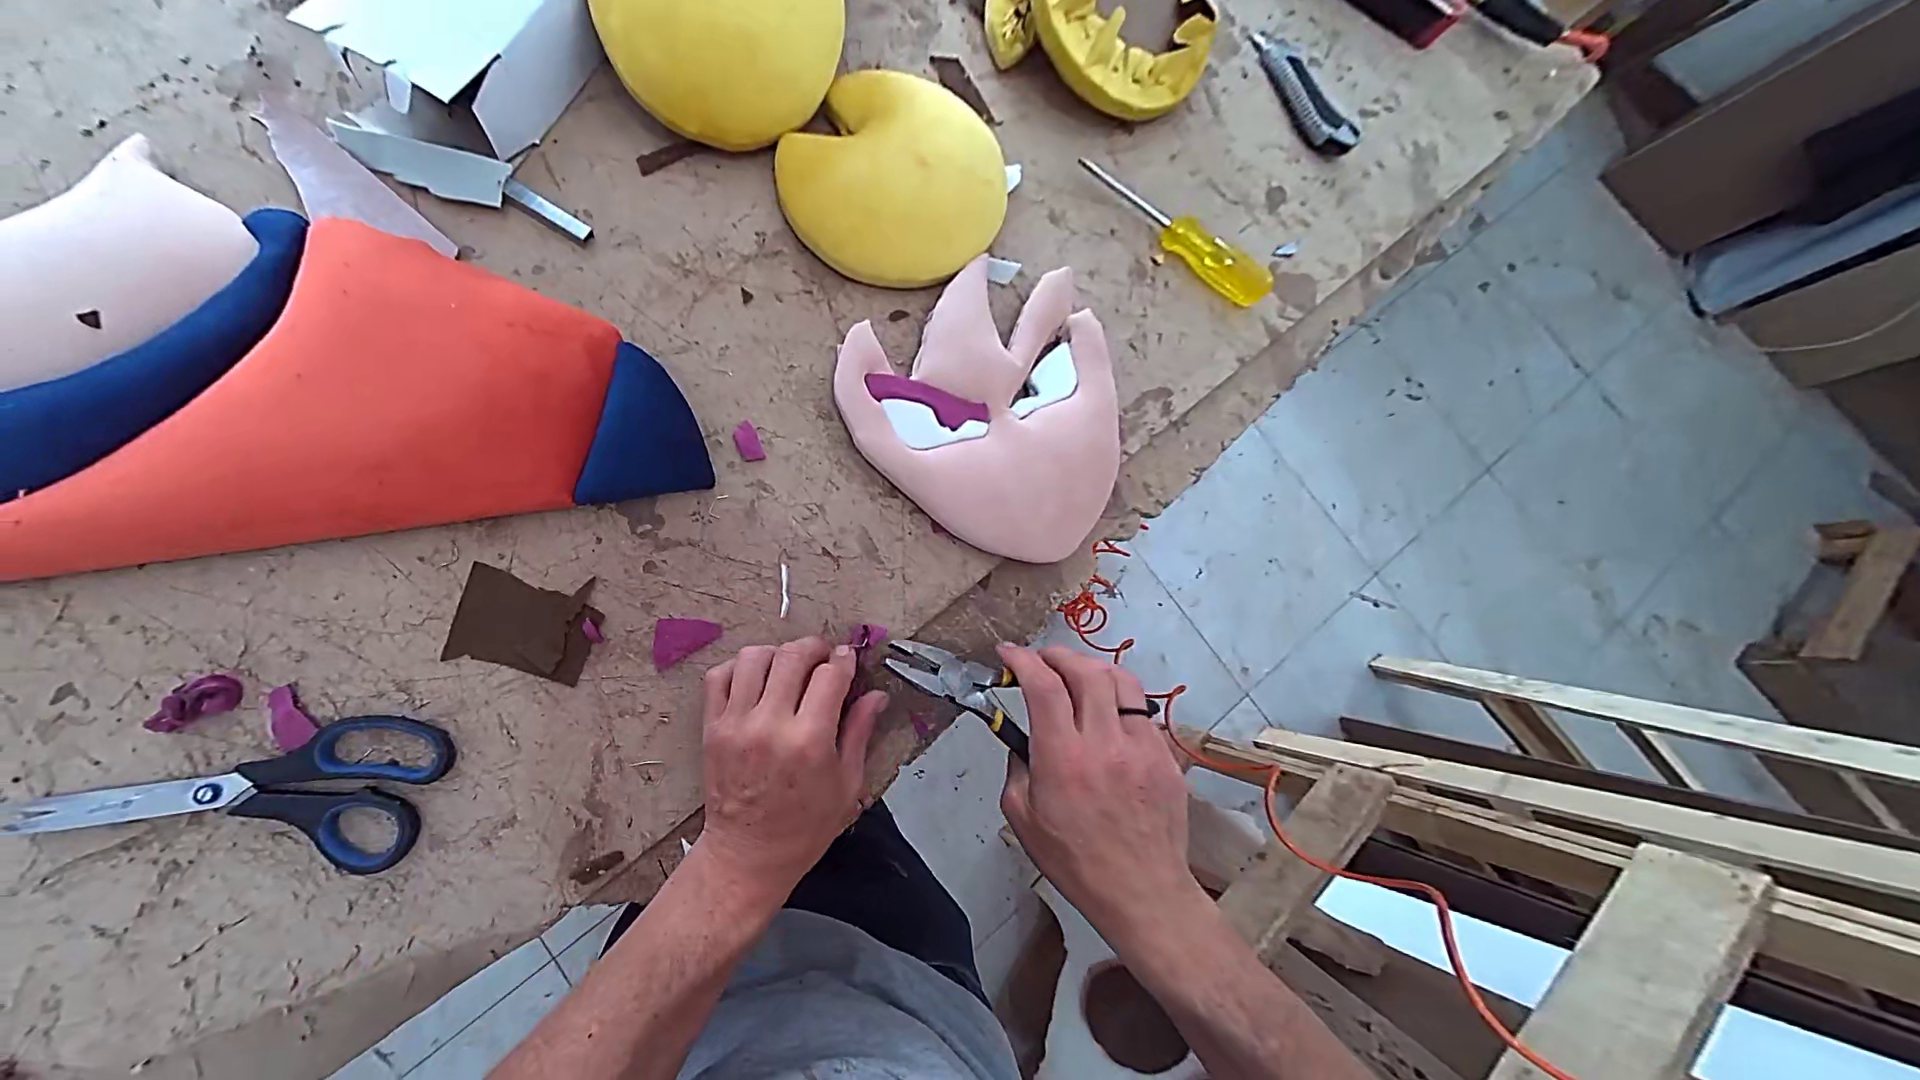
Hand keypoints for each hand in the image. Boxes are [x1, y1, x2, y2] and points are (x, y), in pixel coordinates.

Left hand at [695, 637, 888, 901]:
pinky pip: (720, 676)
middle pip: (793, 656)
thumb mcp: (847, 783)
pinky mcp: (712, 728)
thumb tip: (876, 695)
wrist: (747, 856)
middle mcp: (770, 725)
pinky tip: (759, 679)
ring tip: (790, 668)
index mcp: (809, 740)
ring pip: (755, 657)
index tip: (850, 659)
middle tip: (824, 658)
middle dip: (815, 648)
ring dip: (778, 653)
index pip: (830, 674)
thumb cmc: (805, 826)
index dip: (845, 660)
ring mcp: (736, 724)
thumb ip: (860, 731)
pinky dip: (741, 667)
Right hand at [998, 645, 1201, 940]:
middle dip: (1057, 655)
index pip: (1043, 686)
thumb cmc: (1077, 861)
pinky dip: (1118, 699)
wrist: (1142, 890)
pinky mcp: (1164, 755)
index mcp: (1063, 759)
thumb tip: (1021, 737)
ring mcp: (1141, 746)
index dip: (1023, 659)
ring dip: (1091, 668)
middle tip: (1042, 660)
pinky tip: (1107, 713)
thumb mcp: (1022, 817)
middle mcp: (1104, 743)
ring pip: (1120, 679)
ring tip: (1076, 675)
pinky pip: (1140, 709)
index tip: (1009, 653)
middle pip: (1084, 670)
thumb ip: (1016, 767)